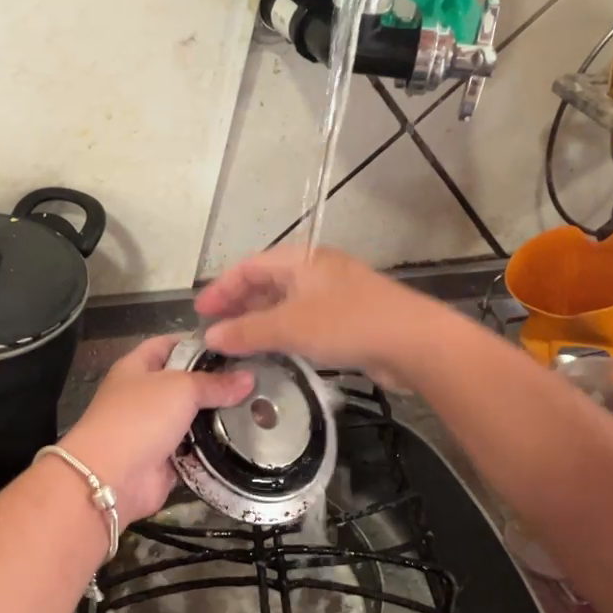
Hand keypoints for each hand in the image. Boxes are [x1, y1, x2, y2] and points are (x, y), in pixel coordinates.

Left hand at [57, 335, 254, 524]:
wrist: (112, 478)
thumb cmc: (140, 418)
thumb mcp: (180, 388)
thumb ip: (214, 383)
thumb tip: (249, 379)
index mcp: (136, 368)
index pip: (166, 344)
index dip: (195, 342)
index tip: (231, 346)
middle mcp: (143, 397)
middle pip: (183, 383)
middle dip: (215, 383)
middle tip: (255, 380)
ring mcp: (153, 431)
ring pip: (192, 419)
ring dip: (218, 418)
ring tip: (259, 410)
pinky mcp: (165, 461)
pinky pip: (195, 450)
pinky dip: (214, 449)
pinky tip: (245, 441)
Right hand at [194, 246, 444, 377]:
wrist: (412, 343)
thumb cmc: (347, 324)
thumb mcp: (289, 327)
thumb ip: (246, 332)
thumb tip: (210, 337)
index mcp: (300, 260)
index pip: (249, 267)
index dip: (221, 288)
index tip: (200, 312)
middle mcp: (316, 270)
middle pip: (267, 282)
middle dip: (239, 305)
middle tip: (215, 330)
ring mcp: (334, 293)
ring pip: (286, 303)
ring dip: (260, 321)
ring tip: (238, 344)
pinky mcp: (348, 318)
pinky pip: (304, 320)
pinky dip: (283, 332)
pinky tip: (275, 352)